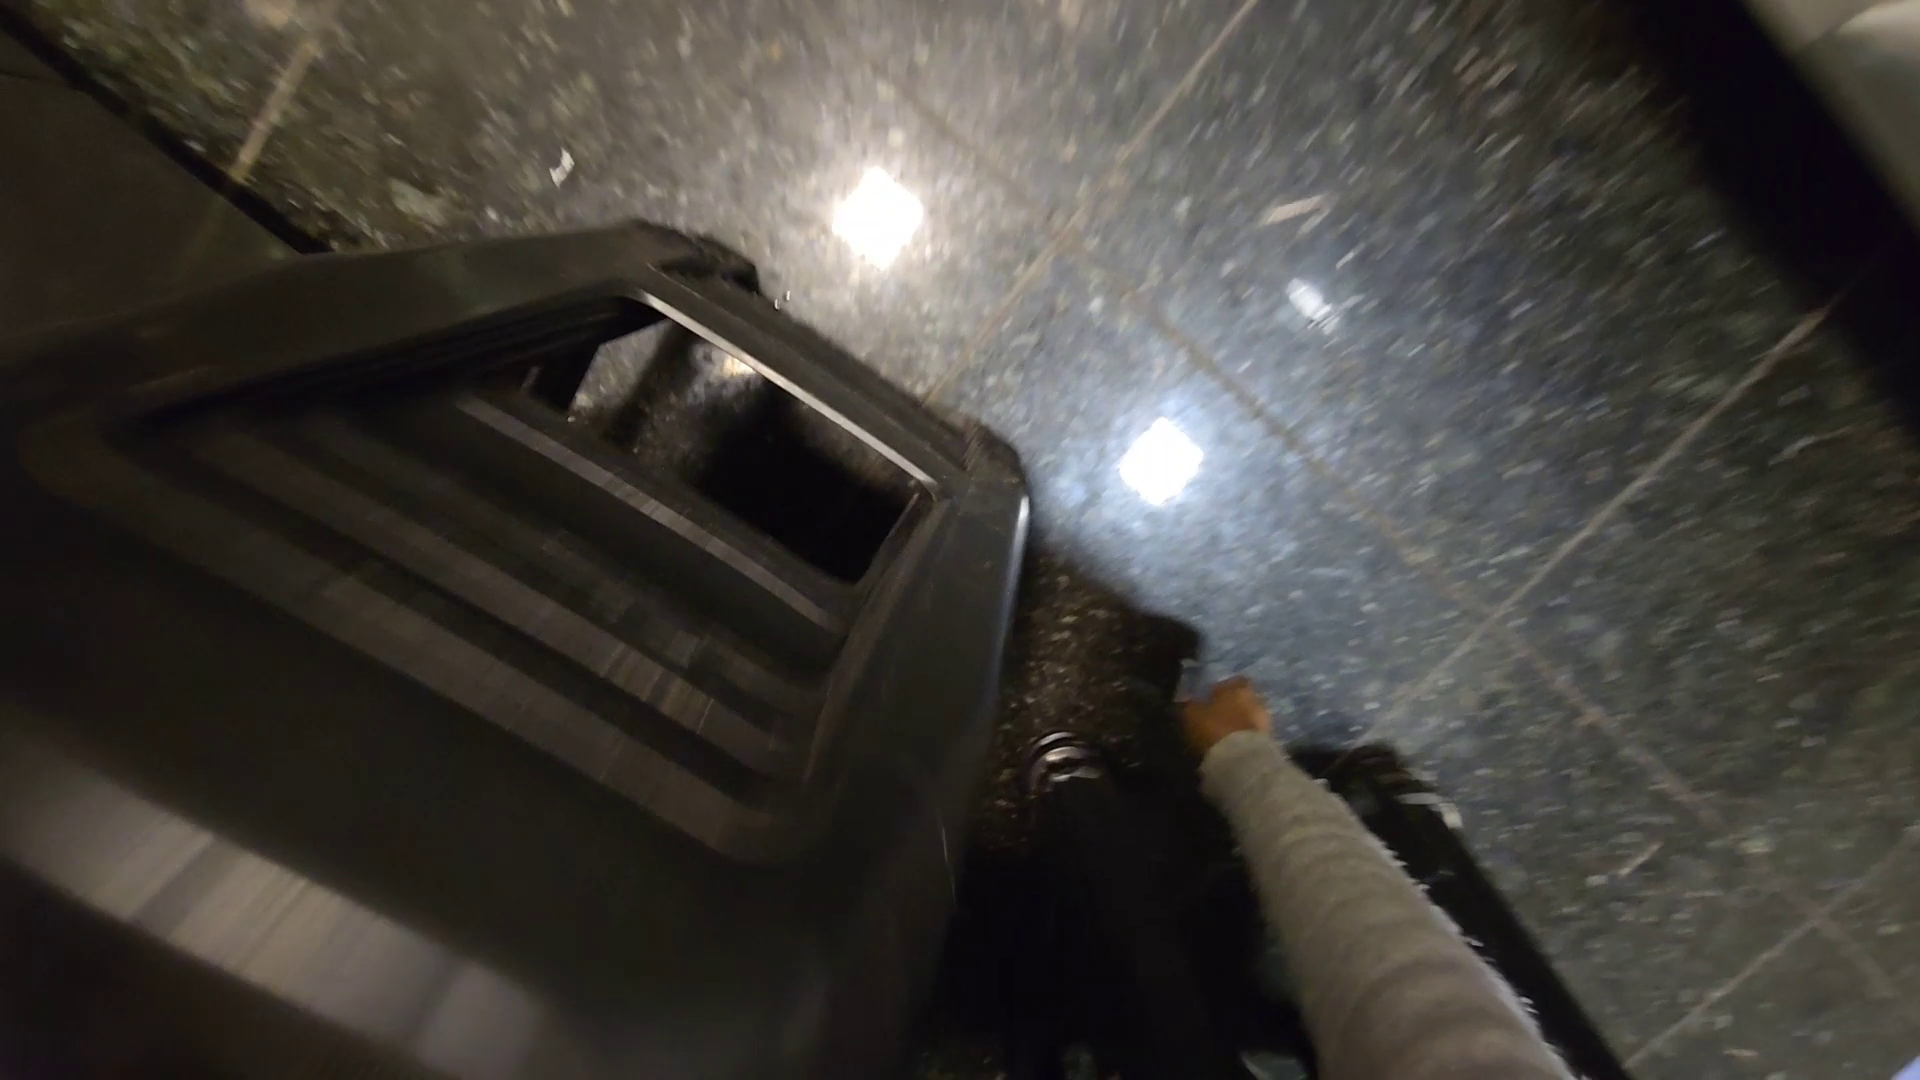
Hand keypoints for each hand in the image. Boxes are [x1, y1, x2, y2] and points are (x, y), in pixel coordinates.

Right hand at [1181, 676, 1273, 756]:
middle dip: (1231, 706)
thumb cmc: (1215, 728)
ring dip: (1238, 723)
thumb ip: (1190, 704)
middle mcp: (1256, 700)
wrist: (1242, 760)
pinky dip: (1243, 737)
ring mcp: (1265, 721)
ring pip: (1249, 717)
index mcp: (1239, 687)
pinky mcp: (1270, 742)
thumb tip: (1187, 699)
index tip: (1209, 697)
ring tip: (1223, 733)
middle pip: (1243, 699)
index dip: (1220, 689)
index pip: (1233, 681)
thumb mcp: (1192, 714)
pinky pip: (1253, 734)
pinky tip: (1231, 745)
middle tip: (1216, 715)